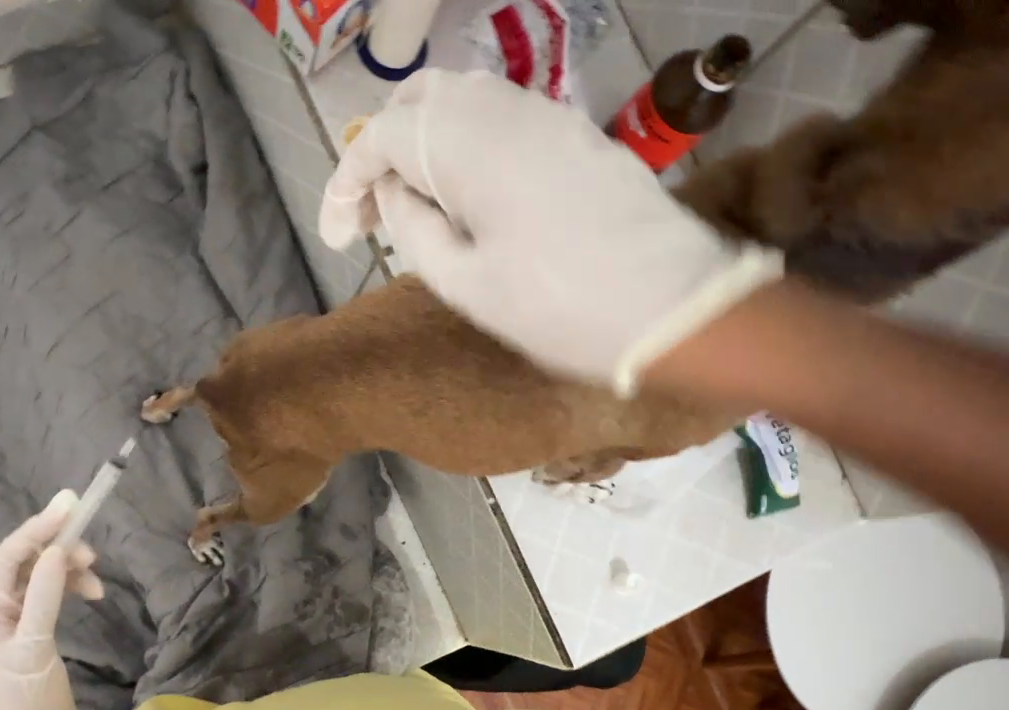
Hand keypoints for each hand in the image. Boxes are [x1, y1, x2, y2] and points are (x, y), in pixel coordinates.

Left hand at [0, 491, 103, 709]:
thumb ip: (46, 597)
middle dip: (55, 548)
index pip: (7, 559)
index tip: (68, 506)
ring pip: (41, 577)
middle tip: (91, 545)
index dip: (36, 530)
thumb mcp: (37, 649)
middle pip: (23, 563)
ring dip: (67, 569)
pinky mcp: (34, 633)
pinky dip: (71, 588)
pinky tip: (92, 591)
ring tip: (96, 573)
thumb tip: (56, 550)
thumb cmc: (30, 704)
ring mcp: (15, 623)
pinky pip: (51, 595)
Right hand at [319, 69, 782, 392]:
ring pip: (463, 103)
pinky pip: (499, 121)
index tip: (337, 235)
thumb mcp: (462, 282)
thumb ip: (412, 228)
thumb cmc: (556, 308)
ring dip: (425, 147)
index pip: (383, 136)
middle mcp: (505, 110)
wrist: (670, 309)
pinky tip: (462, 199)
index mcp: (469, 143)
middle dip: (383, 150)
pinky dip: (464, 149)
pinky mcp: (572, 135)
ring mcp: (546, 116)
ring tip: (412, 209)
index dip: (347, 182)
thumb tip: (393, 194)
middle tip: (370, 212)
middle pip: (421, 101)